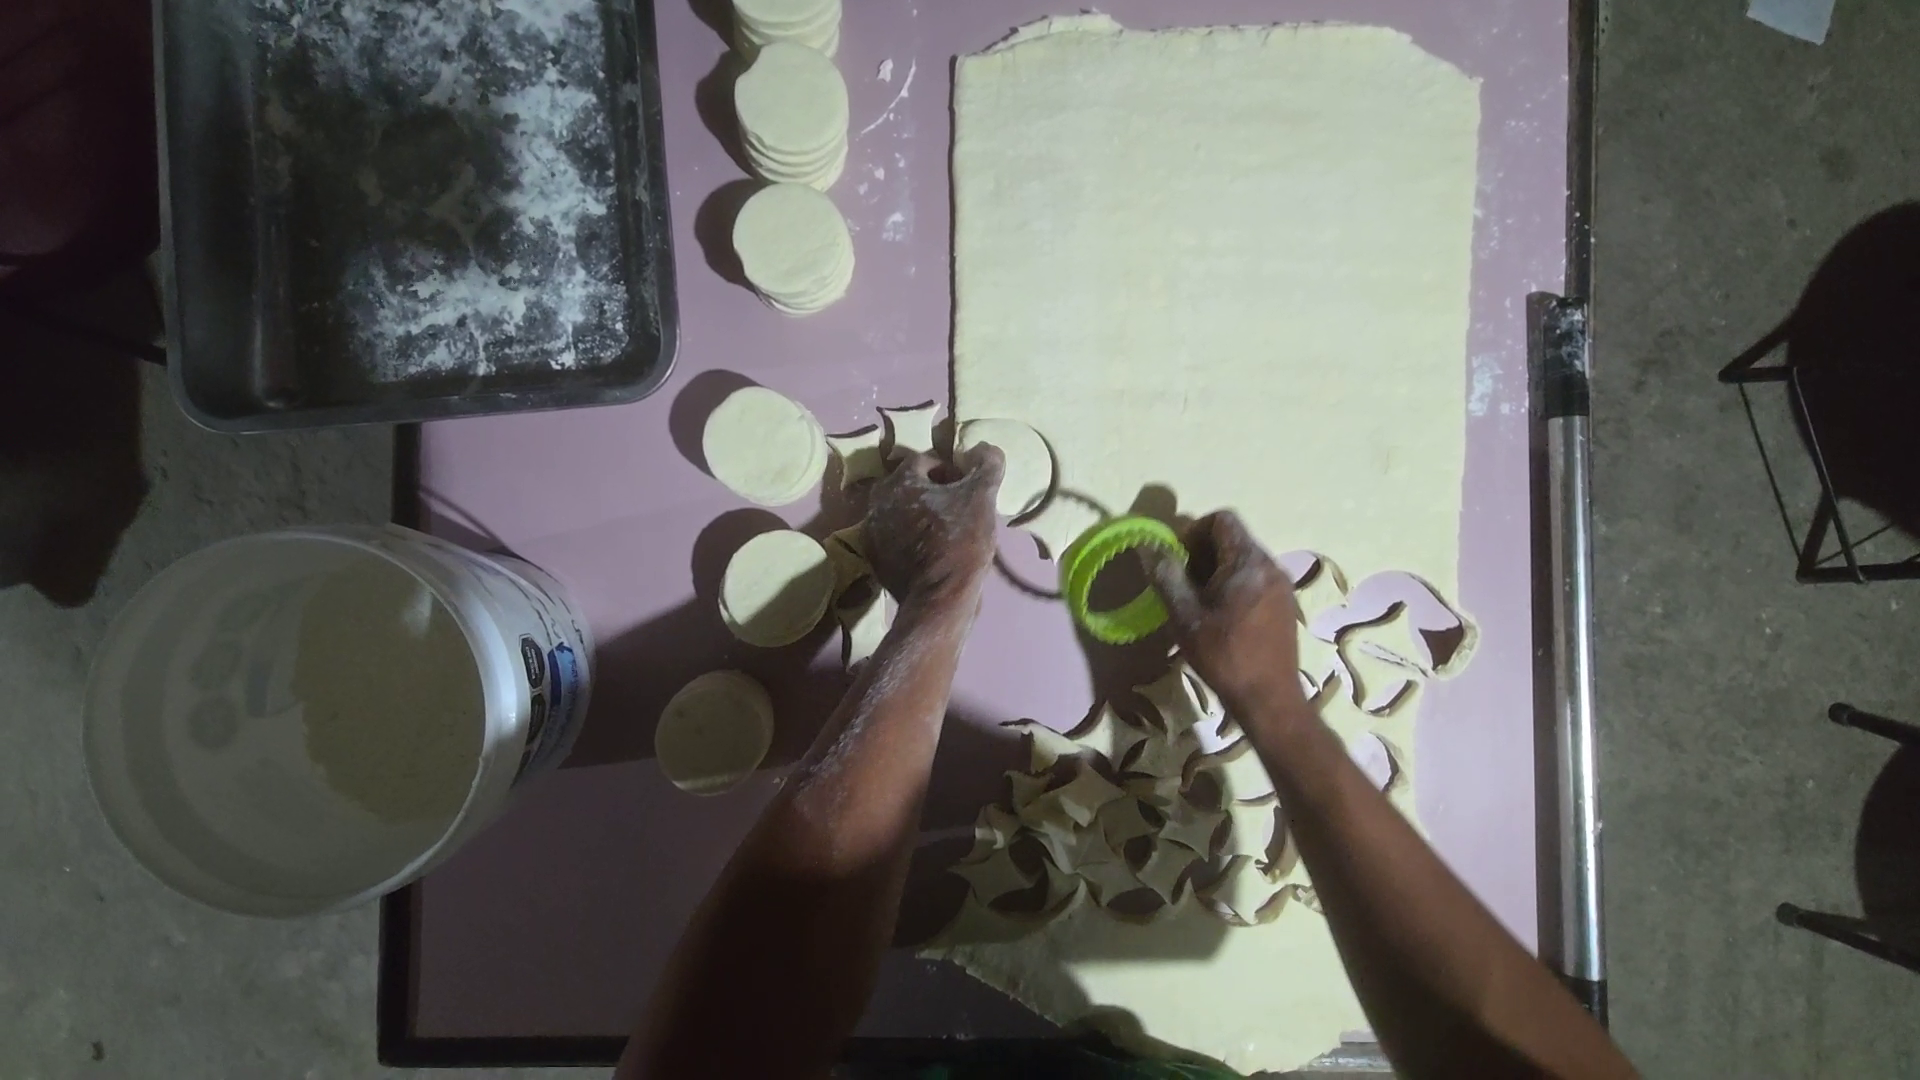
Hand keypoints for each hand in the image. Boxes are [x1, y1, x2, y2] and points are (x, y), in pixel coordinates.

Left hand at [863, 445, 1004, 608]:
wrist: (939, 599)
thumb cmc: (960, 542)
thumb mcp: (982, 498)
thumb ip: (986, 466)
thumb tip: (986, 448)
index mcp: (899, 481)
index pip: (926, 461)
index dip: (950, 469)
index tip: (968, 486)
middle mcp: (878, 502)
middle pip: (909, 484)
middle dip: (932, 489)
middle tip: (958, 505)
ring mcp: (873, 532)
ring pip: (901, 510)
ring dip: (921, 512)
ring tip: (946, 527)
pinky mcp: (875, 558)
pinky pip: (895, 536)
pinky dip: (911, 535)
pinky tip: (932, 548)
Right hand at [1145, 511, 1307, 726]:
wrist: (1269, 698)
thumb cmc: (1225, 656)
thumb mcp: (1185, 617)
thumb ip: (1167, 577)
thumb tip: (1149, 548)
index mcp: (1248, 562)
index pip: (1222, 519)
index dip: (1194, 531)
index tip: (1177, 559)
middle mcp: (1270, 565)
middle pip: (1233, 537)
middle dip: (1201, 552)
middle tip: (1181, 583)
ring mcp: (1281, 585)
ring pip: (1242, 557)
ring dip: (1215, 569)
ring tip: (1197, 601)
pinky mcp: (1284, 603)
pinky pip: (1254, 576)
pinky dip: (1232, 583)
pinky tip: (1219, 614)